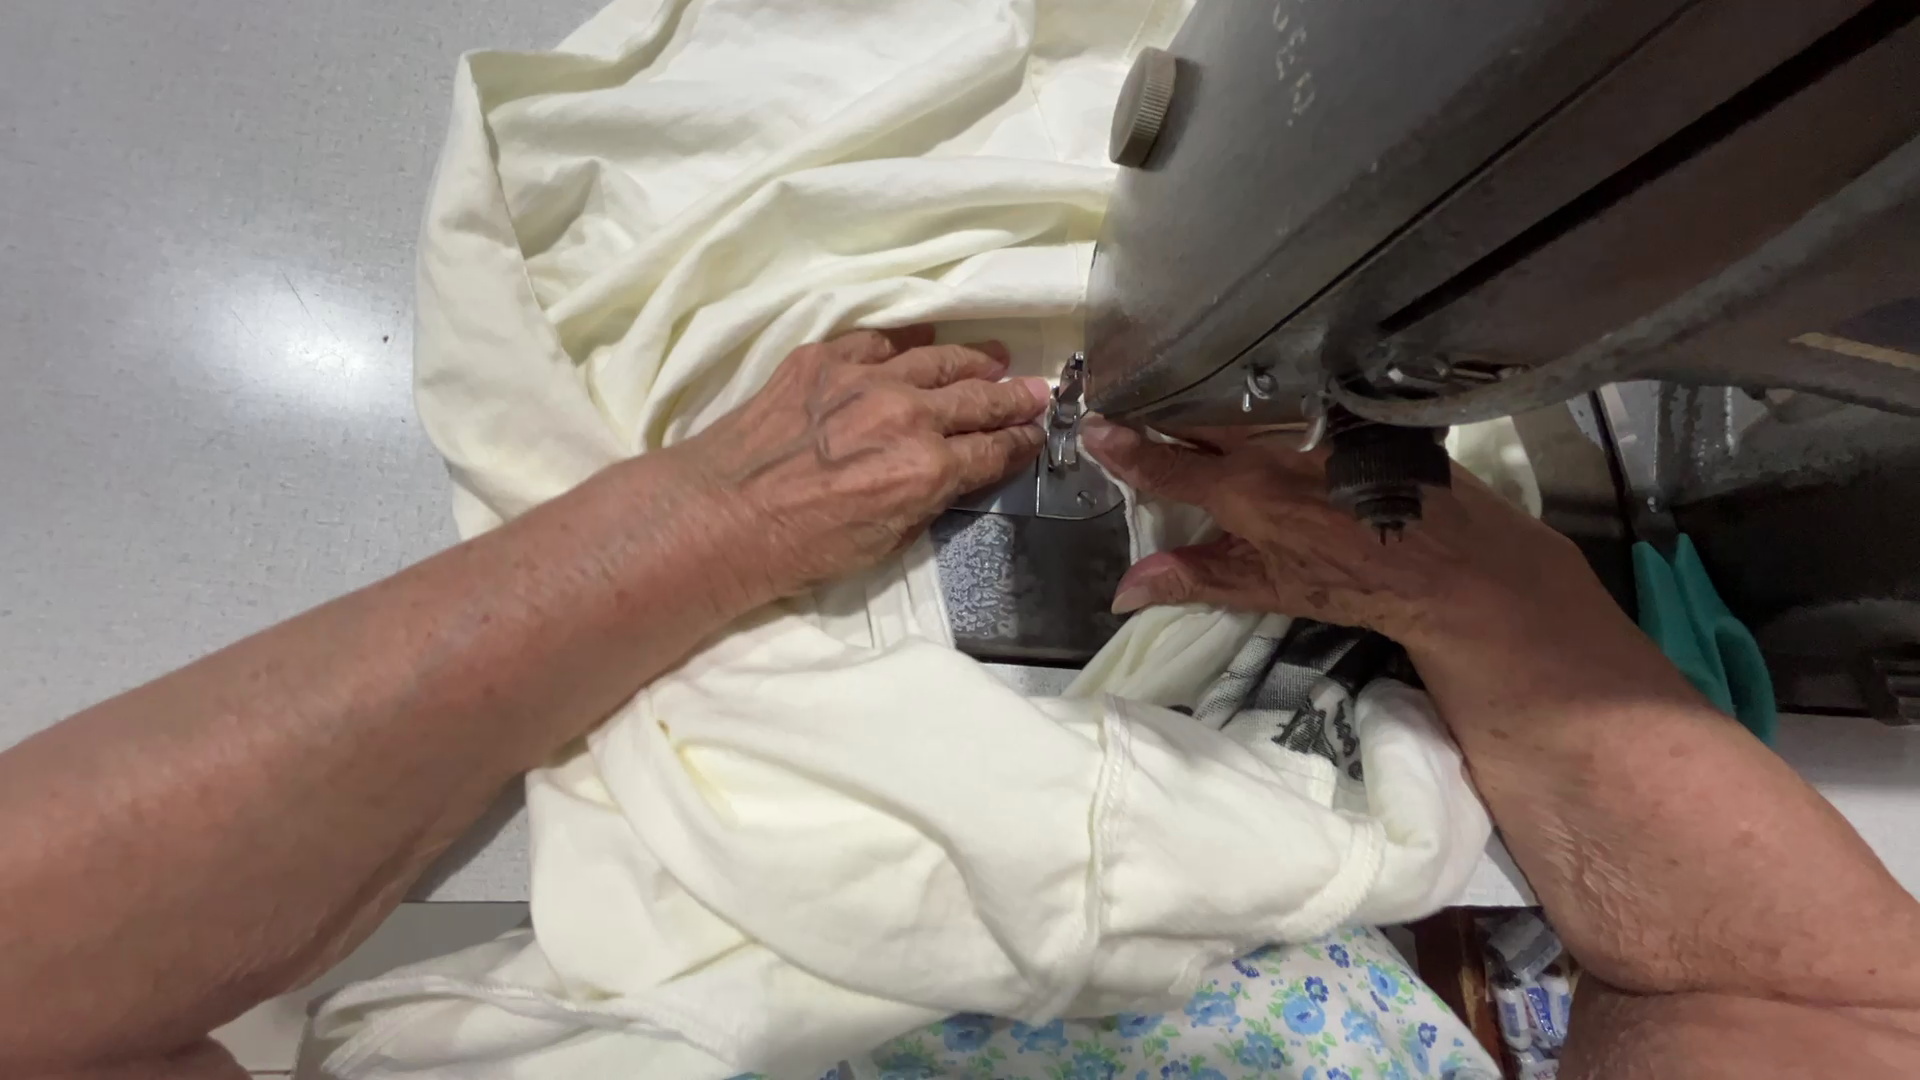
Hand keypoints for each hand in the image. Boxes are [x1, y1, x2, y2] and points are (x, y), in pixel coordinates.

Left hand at [669, 325, 1049, 604]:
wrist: (723, 514)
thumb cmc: (804, 547)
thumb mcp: (887, 541)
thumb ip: (929, 499)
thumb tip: (953, 472)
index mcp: (926, 469)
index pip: (992, 450)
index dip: (1021, 443)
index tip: (1037, 434)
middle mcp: (906, 415)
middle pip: (978, 398)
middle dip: (1015, 397)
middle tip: (1038, 390)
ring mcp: (865, 378)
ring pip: (938, 359)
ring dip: (974, 360)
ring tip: (996, 357)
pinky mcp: (824, 358)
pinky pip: (880, 341)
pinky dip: (908, 345)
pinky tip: (921, 344)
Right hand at [1078, 416, 1612, 653]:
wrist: (1455, 561)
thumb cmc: (1354, 580)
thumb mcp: (1266, 588)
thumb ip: (1191, 580)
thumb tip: (1123, 592)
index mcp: (1245, 491)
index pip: (1167, 468)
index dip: (1125, 451)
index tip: (1093, 429)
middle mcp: (1272, 448)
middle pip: (1197, 422)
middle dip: (1159, 417)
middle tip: (1129, 412)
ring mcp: (1310, 426)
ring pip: (1238, 407)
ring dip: (1202, 408)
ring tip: (1178, 409)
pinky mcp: (1342, 416)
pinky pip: (1279, 400)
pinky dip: (1250, 403)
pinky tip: (1245, 407)